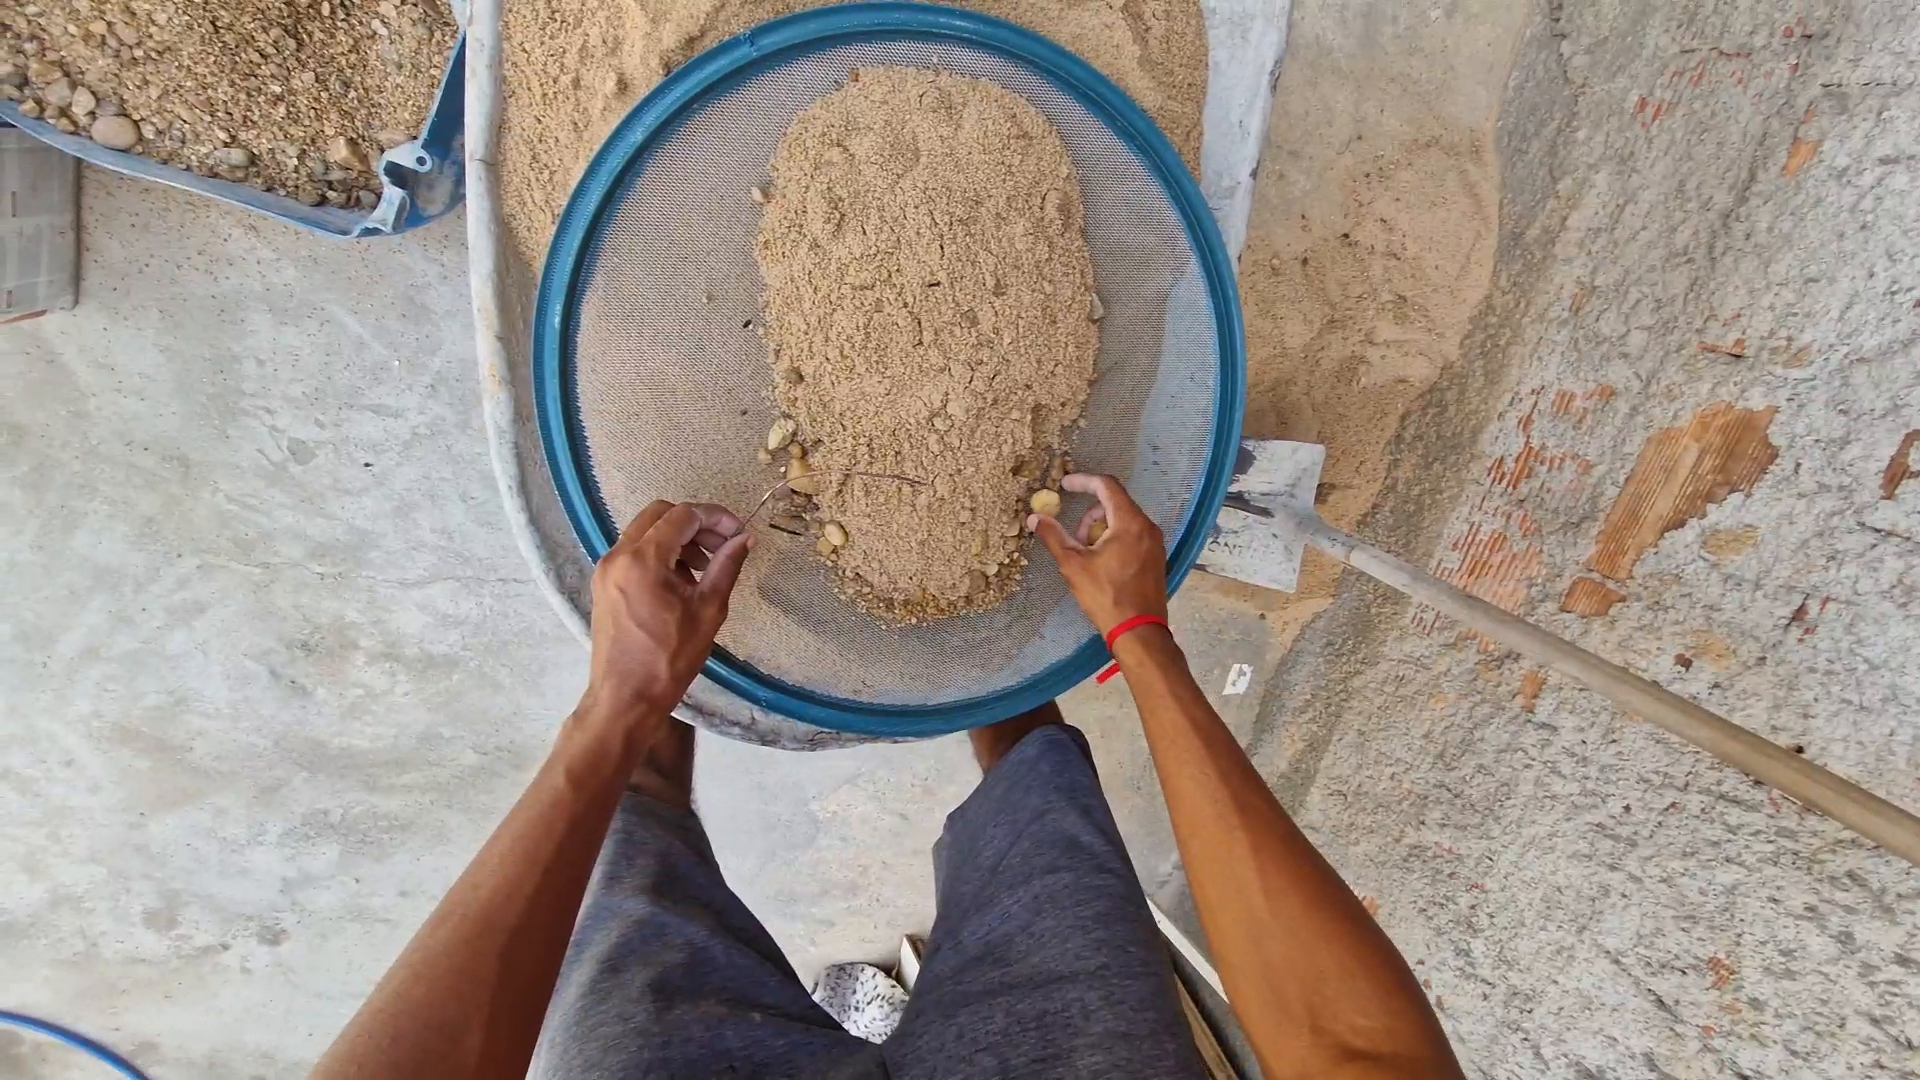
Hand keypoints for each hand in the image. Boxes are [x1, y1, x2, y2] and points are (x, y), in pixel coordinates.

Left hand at [578, 501, 752, 728]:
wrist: (626, 697)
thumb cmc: (670, 658)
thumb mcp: (708, 610)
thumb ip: (727, 566)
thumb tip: (745, 538)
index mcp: (643, 560)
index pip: (683, 515)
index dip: (716, 517)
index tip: (739, 533)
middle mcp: (618, 556)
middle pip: (661, 513)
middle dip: (696, 522)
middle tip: (724, 545)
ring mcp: (607, 569)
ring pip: (646, 530)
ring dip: (680, 537)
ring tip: (707, 565)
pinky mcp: (605, 583)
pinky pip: (635, 551)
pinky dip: (662, 552)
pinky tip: (683, 579)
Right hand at [1027, 473, 1166, 636]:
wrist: (1138, 631)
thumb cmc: (1106, 596)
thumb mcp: (1073, 564)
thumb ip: (1054, 536)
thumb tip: (1035, 517)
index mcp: (1130, 522)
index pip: (1106, 486)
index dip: (1082, 482)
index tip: (1063, 486)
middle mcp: (1148, 527)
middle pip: (1115, 503)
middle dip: (1090, 514)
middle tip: (1075, 537)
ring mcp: (1155, 543)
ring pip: (1124, 520)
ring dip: (1100, 528)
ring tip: (1087, 554)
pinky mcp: (1156, 558)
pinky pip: (1133, 535)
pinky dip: (1114, 538)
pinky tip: (1102, 562)